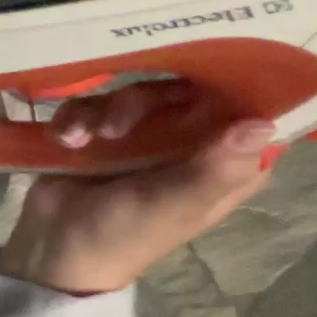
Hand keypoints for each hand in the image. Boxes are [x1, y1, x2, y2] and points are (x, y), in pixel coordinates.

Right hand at [0, 82, 277, 295]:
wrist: (57, 247)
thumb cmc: (127, 233)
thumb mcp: (174, 204)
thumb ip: (214, 169)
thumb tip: (258, 123)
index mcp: (224, 162)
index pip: (244, 109)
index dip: (228, 87)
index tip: (199, 70)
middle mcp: (188, 143)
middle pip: (178, 92)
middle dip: (140, 101)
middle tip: (114, 127)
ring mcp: (140, 137)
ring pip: (129, 94)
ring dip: (98, 112)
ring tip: (81, 139)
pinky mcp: (95, 135)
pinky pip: (87, 105)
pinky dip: (72, 118)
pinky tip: (65, 140)